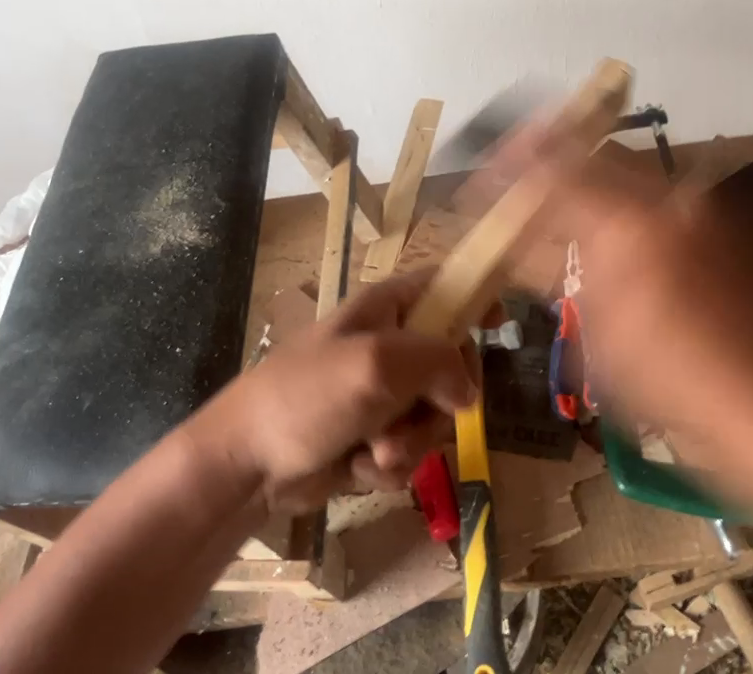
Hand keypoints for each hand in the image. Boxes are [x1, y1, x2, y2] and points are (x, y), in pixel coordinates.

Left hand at [190, 273, 477, 513]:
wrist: (250, 460)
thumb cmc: (309, 394)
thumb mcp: (379, 363)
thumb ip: (439, 363)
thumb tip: (466, 394)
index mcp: (387, 308)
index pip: (444, 286)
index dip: (476, 297)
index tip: (502, 322)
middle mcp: (388, 346)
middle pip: (453, 366)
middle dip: (439, 402)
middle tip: (414, 408)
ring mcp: (380, 395)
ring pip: (434, 419)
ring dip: (409, 443)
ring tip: (372, 447)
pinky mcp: (372, 437)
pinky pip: (409, 452)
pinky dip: (387, 465)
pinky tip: (357, 466)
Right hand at [488, 133, 752, 463]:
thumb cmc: (686, 394)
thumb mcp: (603, 341)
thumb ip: (561, 276)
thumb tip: (524, 244)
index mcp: (629, 227)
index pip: (553, 168)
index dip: (513, 160)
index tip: (488, 168)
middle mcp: (671, 200)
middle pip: (594, 160)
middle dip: (554, 170)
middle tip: (526, 193)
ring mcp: (711, 209)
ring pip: (634, 183)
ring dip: (597, 197)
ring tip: (577, 231)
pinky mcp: (739, 225)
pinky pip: (670, 205)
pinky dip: (639, 217)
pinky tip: (634, 253)